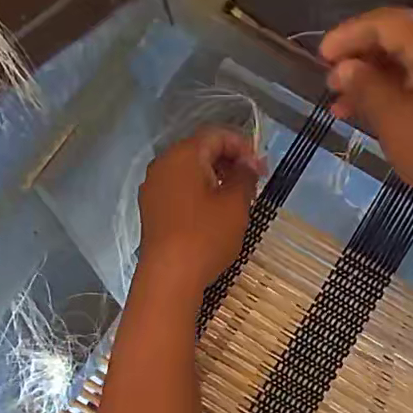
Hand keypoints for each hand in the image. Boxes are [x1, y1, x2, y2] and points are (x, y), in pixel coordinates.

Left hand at [136, 126, 263, 297]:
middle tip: (252, 184)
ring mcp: (153, 188)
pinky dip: (198, 194)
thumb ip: (244, 176)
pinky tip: (213, 214)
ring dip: (214, 179)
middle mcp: (162, 165)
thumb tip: (247, 164)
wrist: (169, 277)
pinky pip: (178, 190)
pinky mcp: (151, 210)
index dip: (243, 147)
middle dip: (229, 162)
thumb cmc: (205, 236)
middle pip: (200, 151)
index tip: (261, 169)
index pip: (216, 135)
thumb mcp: (235, 204)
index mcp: (183, 155)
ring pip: (188, 172)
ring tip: (236, 200)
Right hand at [320, 8, 412, 228]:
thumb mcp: (392, 117)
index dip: (348, 35)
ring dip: (372, 79)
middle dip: (359, 58)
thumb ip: (364, 86)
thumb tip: (343, 68)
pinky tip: (369, 112)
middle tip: (329, 82)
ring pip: (405, 61)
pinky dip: (392, 90)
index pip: (384, 23)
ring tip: (341, 105)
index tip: (320, 56)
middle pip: (396, 38)